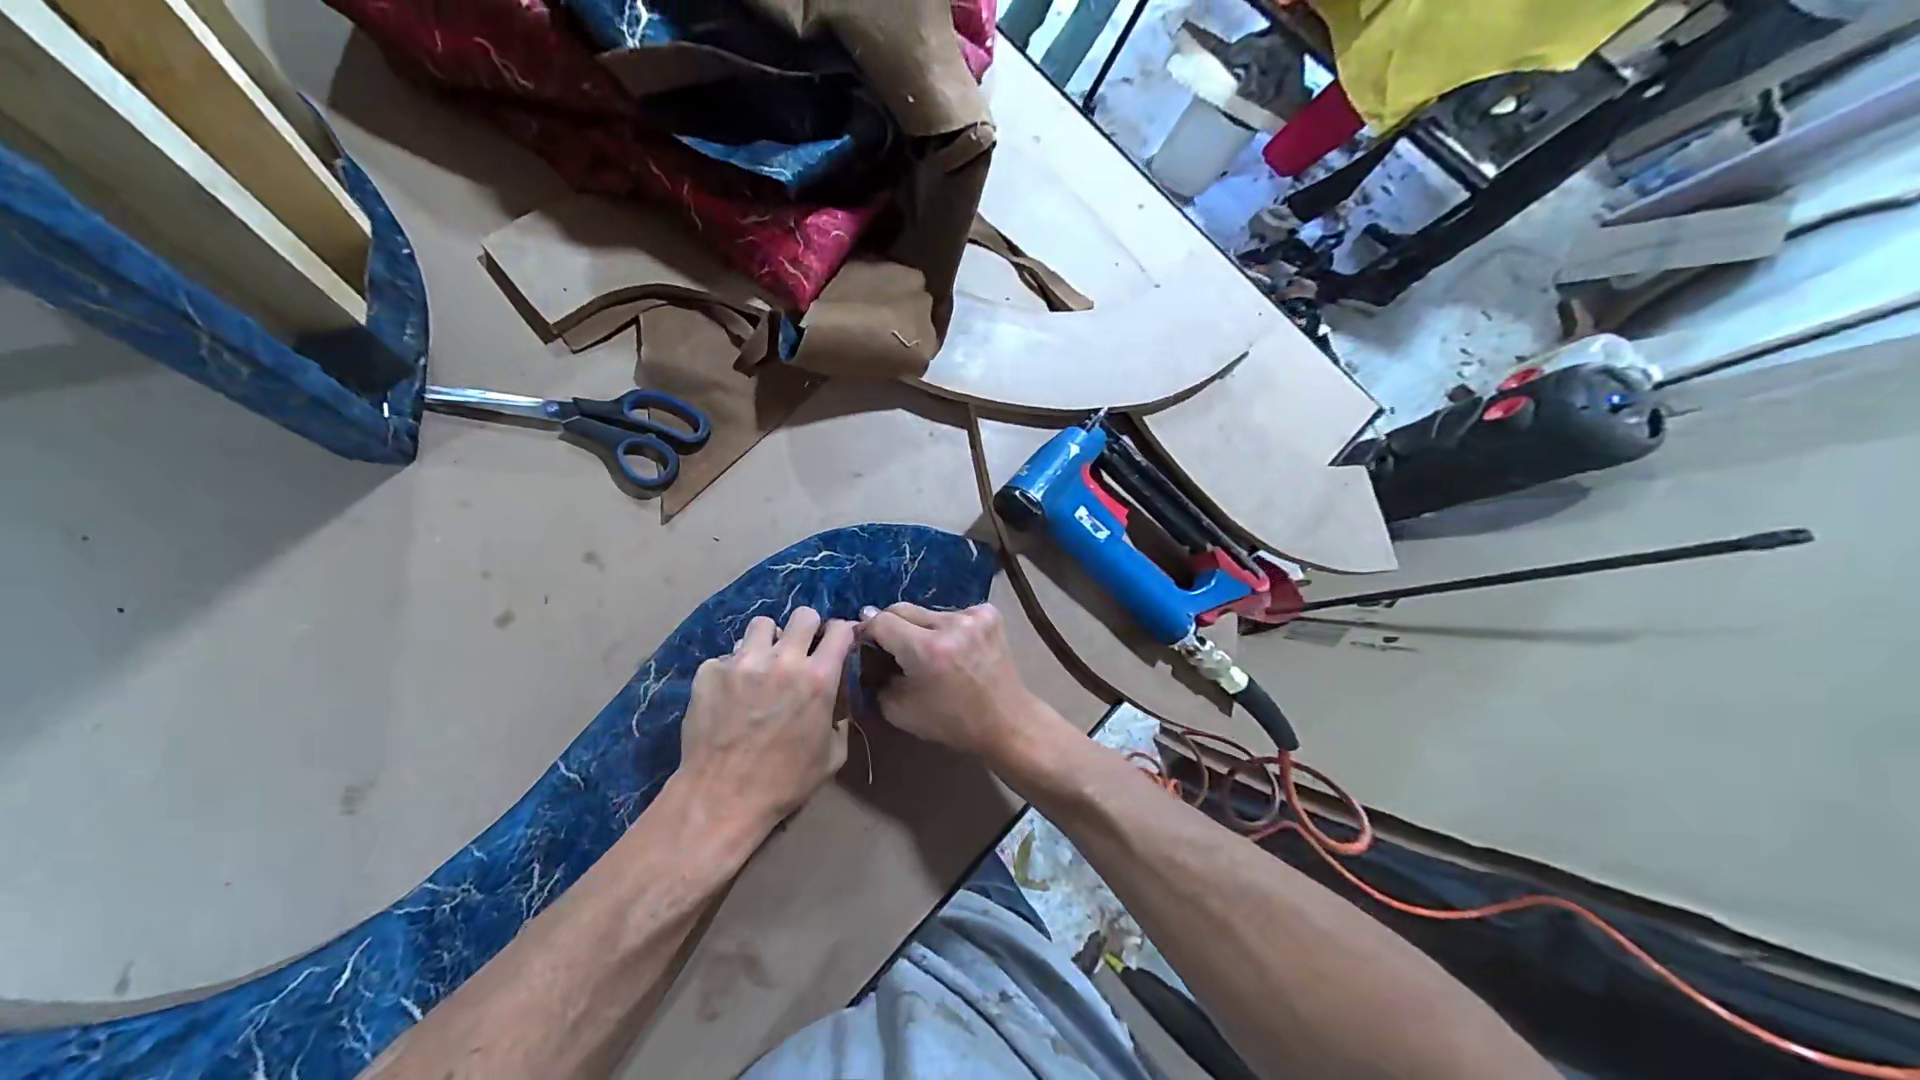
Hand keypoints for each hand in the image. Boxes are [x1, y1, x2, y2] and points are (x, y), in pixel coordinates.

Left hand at [677, 607, 855, 831]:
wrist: (722, 798)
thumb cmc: (784, 782)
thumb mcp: (832, 756)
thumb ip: (839, 719)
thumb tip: (836, 701)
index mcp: (818, 679)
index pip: (839, 630)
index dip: (841, 633)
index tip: (836, 643)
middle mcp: (783, 661)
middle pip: (803, 615)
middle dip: (807, 629)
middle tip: (801, 649)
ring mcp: (743, 663)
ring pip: (761, 625)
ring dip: (768, 640)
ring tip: (763, 663)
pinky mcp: (710, 672)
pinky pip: (727, 656)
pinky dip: (733, 668)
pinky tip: (730, 692)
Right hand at [856, 602, 1049, 762]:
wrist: (1008, 721)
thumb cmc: (953, 722)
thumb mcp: (899, 710)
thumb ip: (876, 677)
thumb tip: (866, 651)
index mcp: (927, 649)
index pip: (881, 621)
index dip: (866, 631)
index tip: (862, 643)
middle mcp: (952, 624)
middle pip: (902, 609)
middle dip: (889, 626)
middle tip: (886, 645)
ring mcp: (974, 615)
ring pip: (927, 611)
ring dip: (919, 627)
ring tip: (924, 651)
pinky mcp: (990, 613)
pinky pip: (952, 613)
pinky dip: (945, 627)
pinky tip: (952, 647)